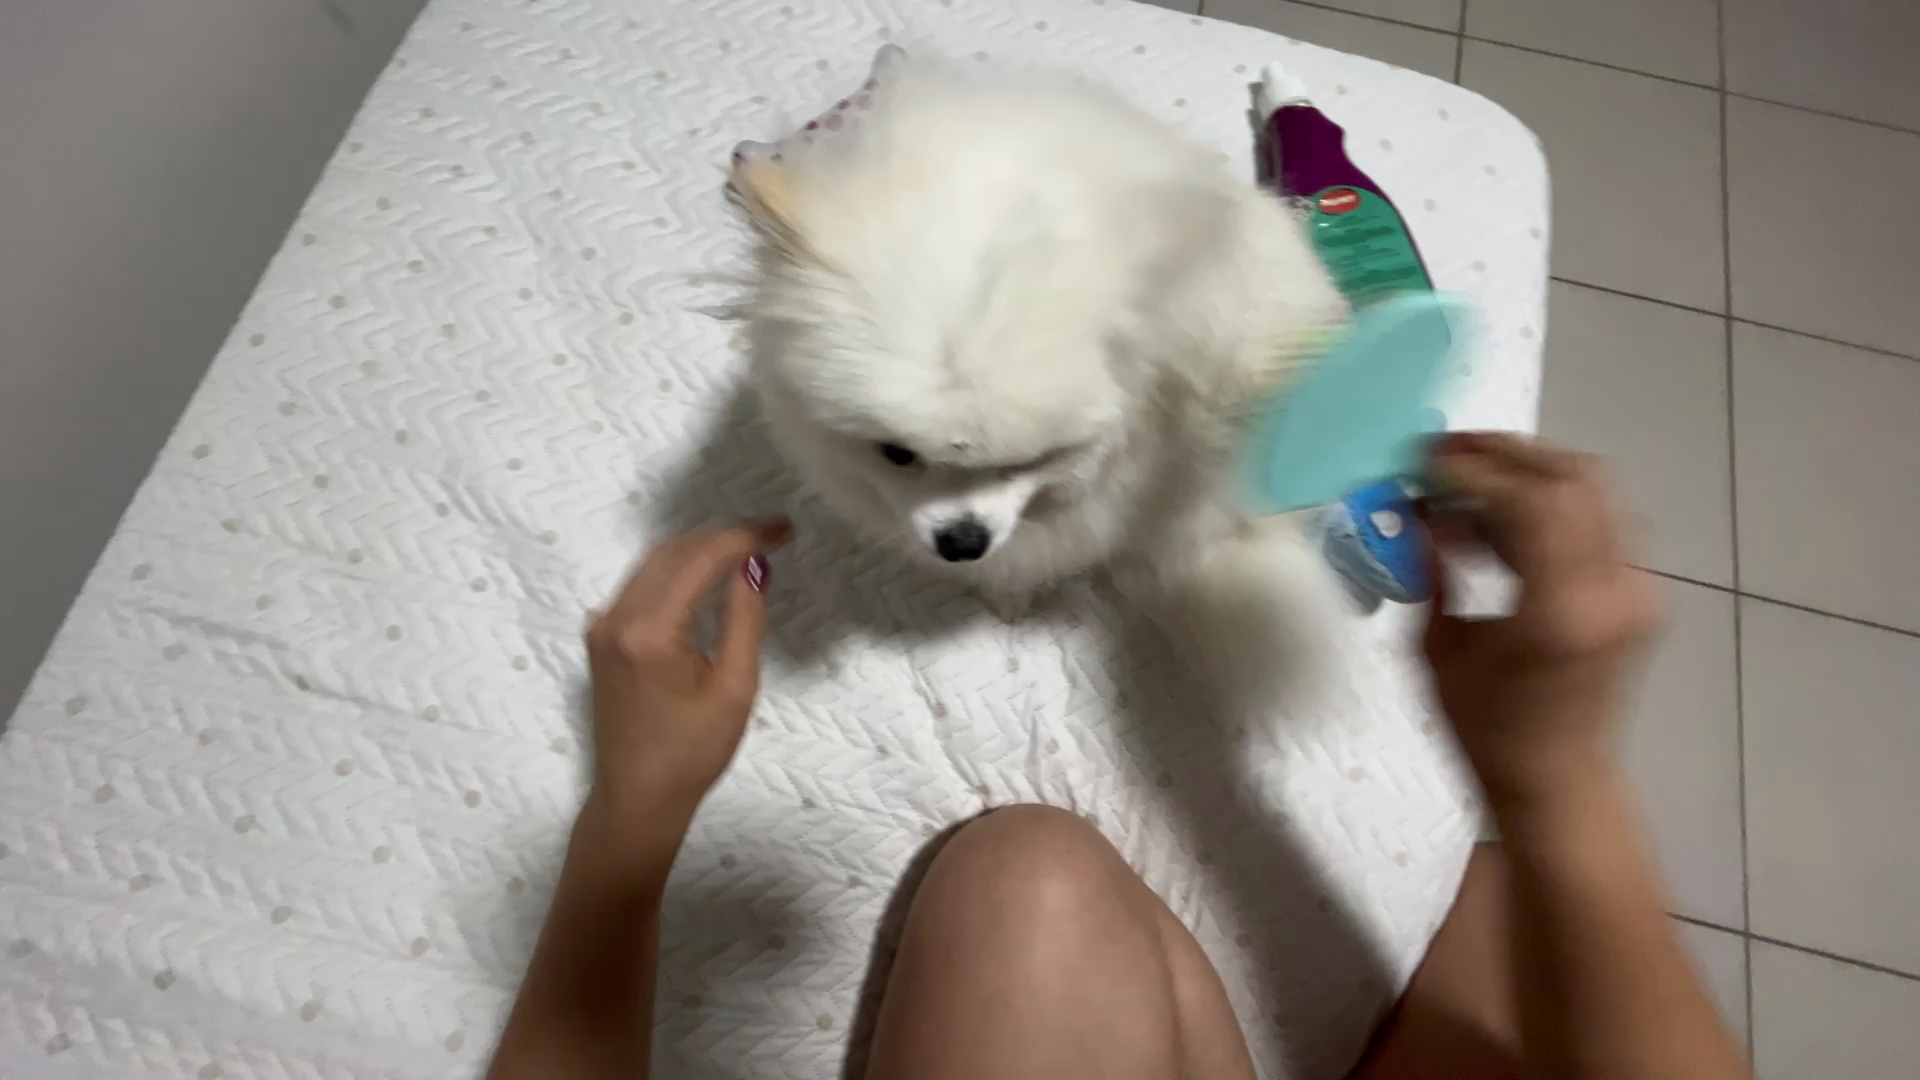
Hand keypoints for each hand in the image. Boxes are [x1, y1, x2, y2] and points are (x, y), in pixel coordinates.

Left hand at [583, 519, 792, 822]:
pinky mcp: (601, 637)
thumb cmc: (694, 752)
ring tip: (749, 548)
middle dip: (726, 535)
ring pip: (654, 562)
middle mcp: (616, 617)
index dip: (746, 536)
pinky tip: (707, 575)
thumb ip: (744, 617)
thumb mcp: (735, 686)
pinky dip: (678, 568)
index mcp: (649, 630)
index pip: (701, 559)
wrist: (637, 799)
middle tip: (775, 534)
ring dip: (702, 548)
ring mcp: (602, 625)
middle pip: (674, 551)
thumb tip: (754, 563)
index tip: (786, 531)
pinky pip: (641, 583)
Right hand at [1421, 434, 1658, 811]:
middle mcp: (1615, 591)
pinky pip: (1590, 520)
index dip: (1474, 471)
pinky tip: (1490, 516)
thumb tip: (1416, 512)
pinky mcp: (1633, 590)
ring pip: (1592, 491)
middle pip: (1577, 481)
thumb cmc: (1481, 726)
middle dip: (1506, 453)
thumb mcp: (1436, 648)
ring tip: (1462, 474)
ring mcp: (1635, 589)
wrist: (1555, 776)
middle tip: (1445, 449)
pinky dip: (1540, 502)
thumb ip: (1434, 572)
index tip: (1422, 460)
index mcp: (1562, 613)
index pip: (1532, 506)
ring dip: (1526, 470)